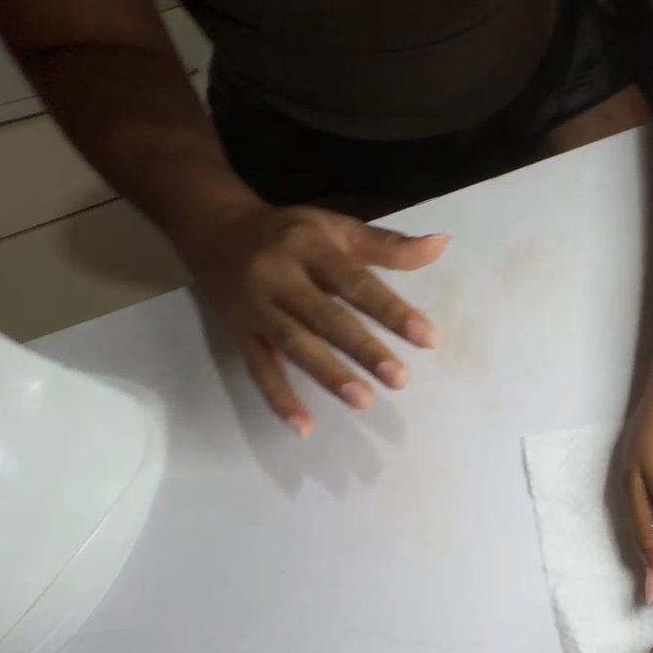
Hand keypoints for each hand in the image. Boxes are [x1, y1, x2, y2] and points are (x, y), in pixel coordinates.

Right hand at [176, 200, 445, 436]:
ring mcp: (257, 307)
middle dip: (363, 349)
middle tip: (399, 378)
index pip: (356, 282)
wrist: (210, 225)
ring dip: (328, 375)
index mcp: (311, 248)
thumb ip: (389, 245)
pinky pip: (259, 368)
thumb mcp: (337, 227)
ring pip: (294, 345)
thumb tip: (442, 244)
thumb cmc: (290, 232)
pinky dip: (279, 399)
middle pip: (325, 317)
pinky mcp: (239, 332)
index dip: (392, 310)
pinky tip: (304, 427)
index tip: (428, 339)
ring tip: (363, 401)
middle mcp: (280, 277)